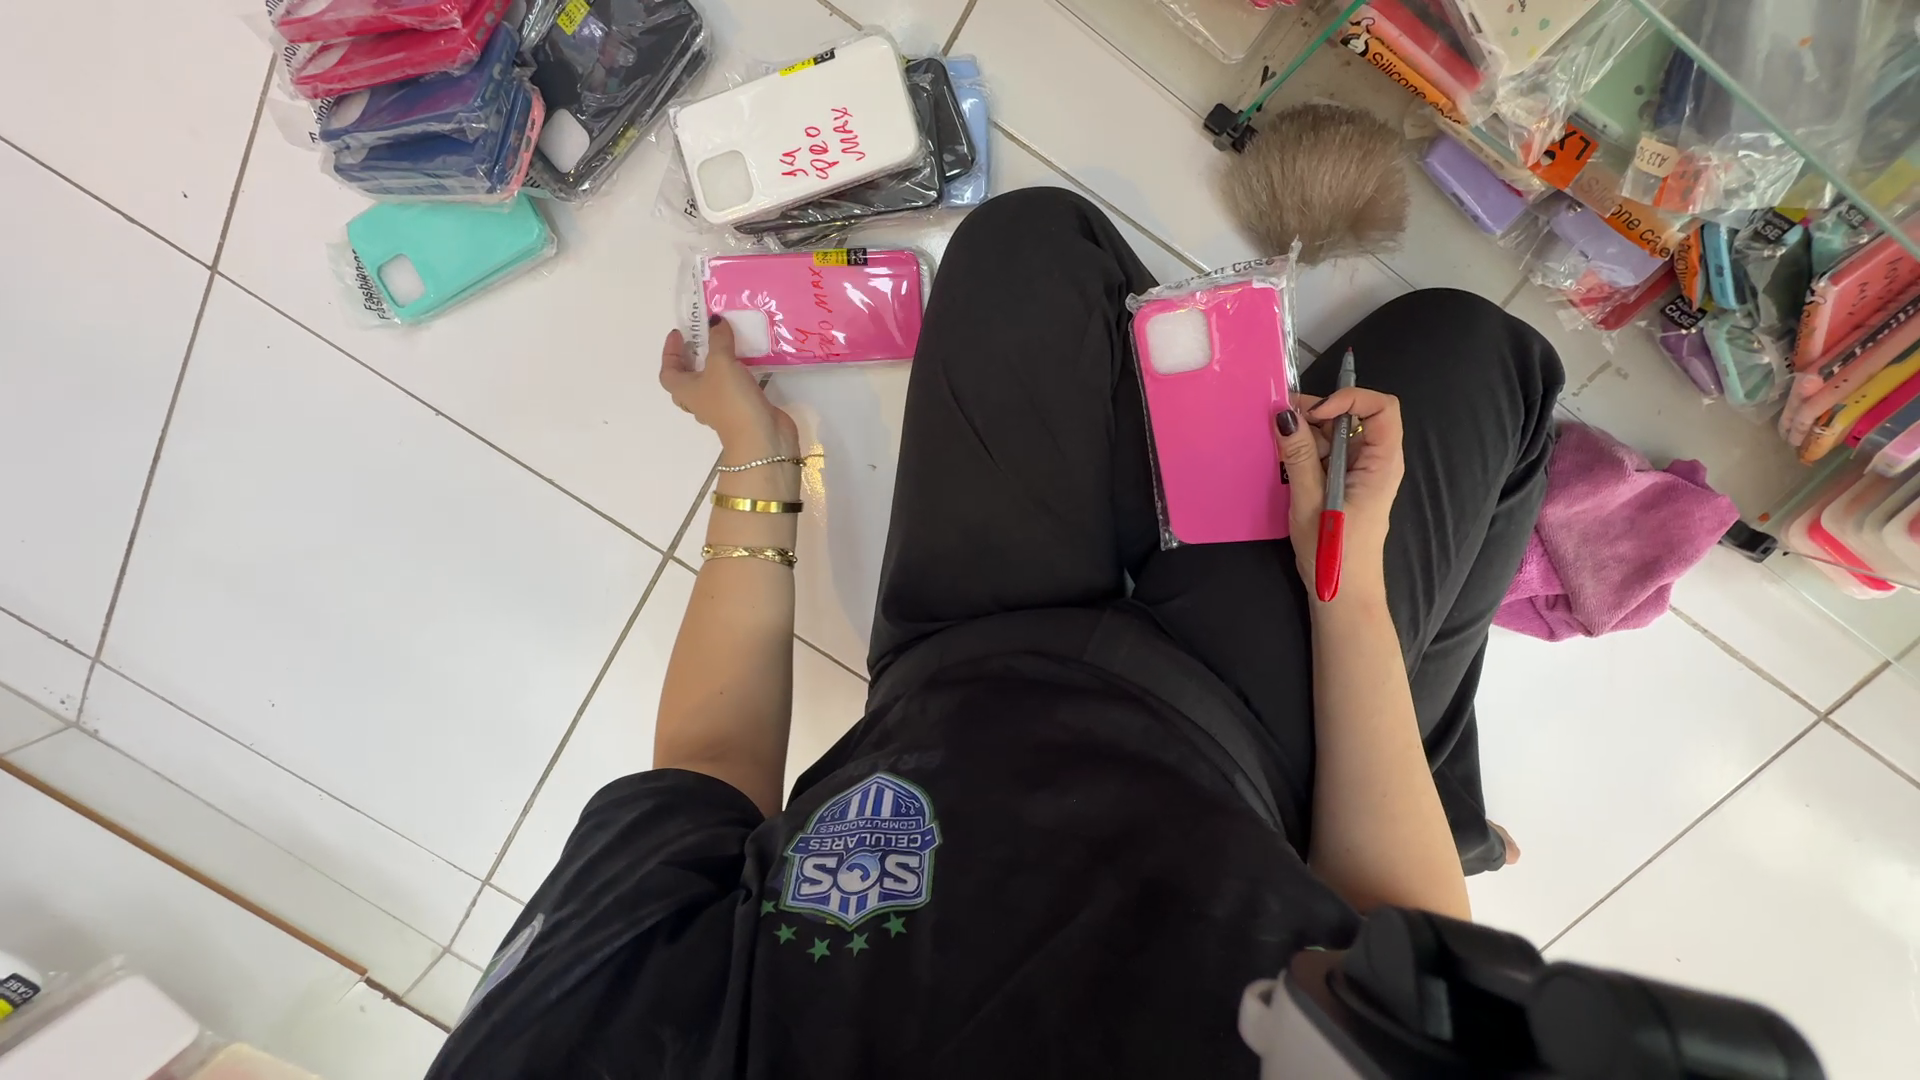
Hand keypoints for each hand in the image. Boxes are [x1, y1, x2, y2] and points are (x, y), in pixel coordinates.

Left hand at [660, 319, 799, 457]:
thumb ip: (719, 339)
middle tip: (700, 343)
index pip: (668, 372)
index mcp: (686, 391)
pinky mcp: (742, 411)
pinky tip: (748, 365)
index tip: (679, 334)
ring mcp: (722, 409)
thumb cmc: (732, 400)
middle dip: (691, 363)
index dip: (670, 352)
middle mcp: (700, 401)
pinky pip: (734, 390)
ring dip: (715, 370)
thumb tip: (716, 321)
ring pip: (711, 387)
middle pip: (687, 382)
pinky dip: (736, 377)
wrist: (761, 437)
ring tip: (726, 349)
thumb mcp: (722, 363)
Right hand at [1275, 387, 1404, 599]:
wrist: (1343, 593)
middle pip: (1355, 417)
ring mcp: (1359, 473)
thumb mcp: (1310, 502)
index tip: (1312, 413)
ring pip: (1337, 435)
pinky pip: (1327, 454)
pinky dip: (1305, 450)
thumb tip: (1285, 416)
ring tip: (1276, 440)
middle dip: (1318, 412)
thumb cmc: (1333, 551)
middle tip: (1280, 419)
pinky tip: (1283, 459)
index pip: (1382, 408)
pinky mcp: (1344, 484)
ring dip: (1307, 432)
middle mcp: (1375, 462)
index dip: (1349, 399)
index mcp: (1381, 464)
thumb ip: (1299, 456)